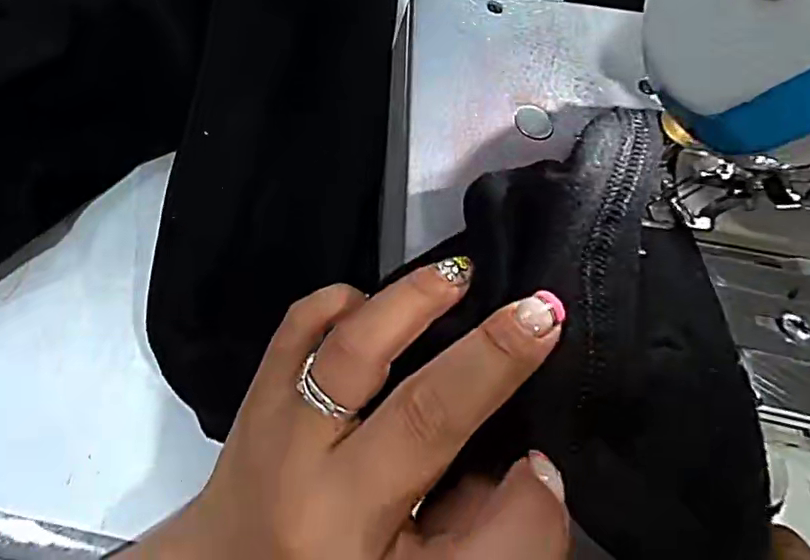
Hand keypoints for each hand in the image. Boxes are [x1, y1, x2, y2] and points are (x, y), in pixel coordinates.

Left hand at [132, 257, 569, 559]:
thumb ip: (485, 539)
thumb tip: (532, 464)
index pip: (482, 546)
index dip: (536, 503)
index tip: (556, 451)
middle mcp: (322, 507)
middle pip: (421, 416)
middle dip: (489, 356)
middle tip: (534, 310)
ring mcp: (278, 442)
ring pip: (349, 351)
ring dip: (411, 302)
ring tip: (455, 276)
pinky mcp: (253, 400)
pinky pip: (295, 331)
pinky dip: (338, 302)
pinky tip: (369, 303)